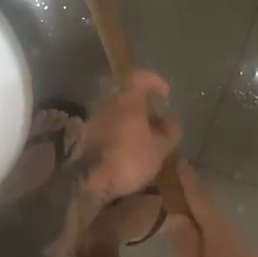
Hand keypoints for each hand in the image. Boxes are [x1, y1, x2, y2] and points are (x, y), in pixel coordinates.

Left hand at [75, 69, 179, 200]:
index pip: (139, 76)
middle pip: (127, 96)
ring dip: (132, 121)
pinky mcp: (87, 135)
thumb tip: (170, 118)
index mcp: (127, 100)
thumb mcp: (160, 148)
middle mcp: (108, 103)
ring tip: (145, 140)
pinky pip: (108, 126)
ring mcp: (94, 119)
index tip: (166, 94)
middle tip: (157, 122)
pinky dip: (120, 132)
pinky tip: (128, 150)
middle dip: (144, 106)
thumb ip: (169, 130)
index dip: (154, 80)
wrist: (90, 180)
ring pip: (117, 112)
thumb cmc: (129, 159)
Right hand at [166, 161, 257, 256]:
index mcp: (221, 237)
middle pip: (210, 210)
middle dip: (192, 194)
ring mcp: (247, 255)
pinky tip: (199, 239)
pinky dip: (208, 232)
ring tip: (179, 205)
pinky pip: (224, 240)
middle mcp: (237, 238)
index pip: (201, 200)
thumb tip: (177, 214)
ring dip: (200, 214)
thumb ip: (184, 247)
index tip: (177, 159)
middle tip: (171, 180)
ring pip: (218, 226)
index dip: (187, 181)